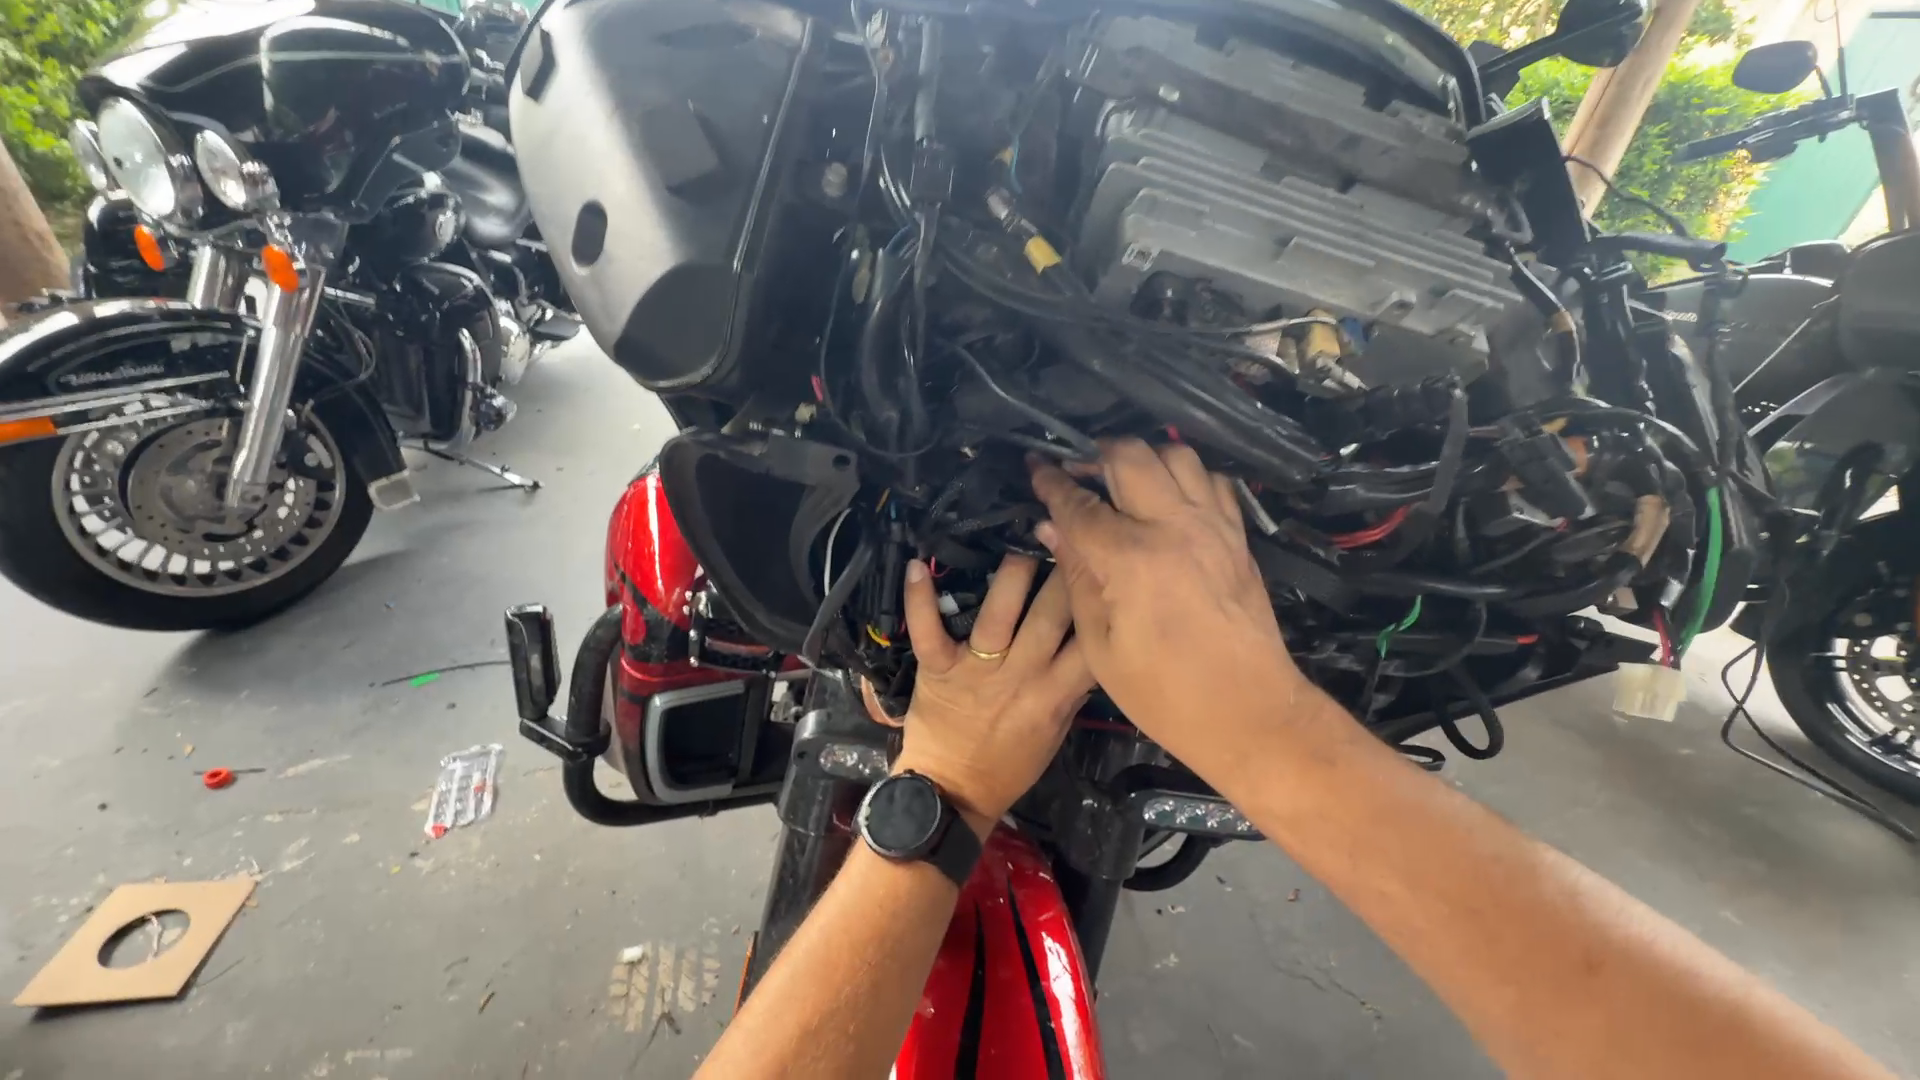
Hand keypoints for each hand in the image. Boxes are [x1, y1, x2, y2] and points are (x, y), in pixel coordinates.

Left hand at [865, 554, 1092, 830]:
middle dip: (1063, 570)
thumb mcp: (1058, 728)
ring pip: (999, 612)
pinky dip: (920, 599)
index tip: (1105, 563)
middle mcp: (1021, 673)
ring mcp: (977, 669)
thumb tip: (1091, 640)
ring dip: (1011, 573)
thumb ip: (1074, 685)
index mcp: (1055, 691)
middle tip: (1068, 531)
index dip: (1099, 598)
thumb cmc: (1010, 764)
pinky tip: (917, 565)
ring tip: (1020, 536)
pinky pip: (929, 630)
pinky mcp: (939, 669)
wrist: (953, 791)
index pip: (1089, 639)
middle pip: (1051, 615)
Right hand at [1028, 440, 1317, 751]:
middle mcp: (1175, 527)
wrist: (1249, 712)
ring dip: (1144, 458)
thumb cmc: (1164, 693)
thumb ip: (1076, 575)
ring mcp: (1214, 526)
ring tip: (1123, 480)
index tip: (1035, 465)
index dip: (1051, 481)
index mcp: (1131, 559)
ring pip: (1177, 454)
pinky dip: (1186, 477)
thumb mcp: (1100, 645)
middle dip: (1096, 454)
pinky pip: (1213, 481)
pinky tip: (1169, 499)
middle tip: (1078, 473)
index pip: (1080, 503)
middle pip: (1131, 455)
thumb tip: (1052, 528)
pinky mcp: (1238, 536)